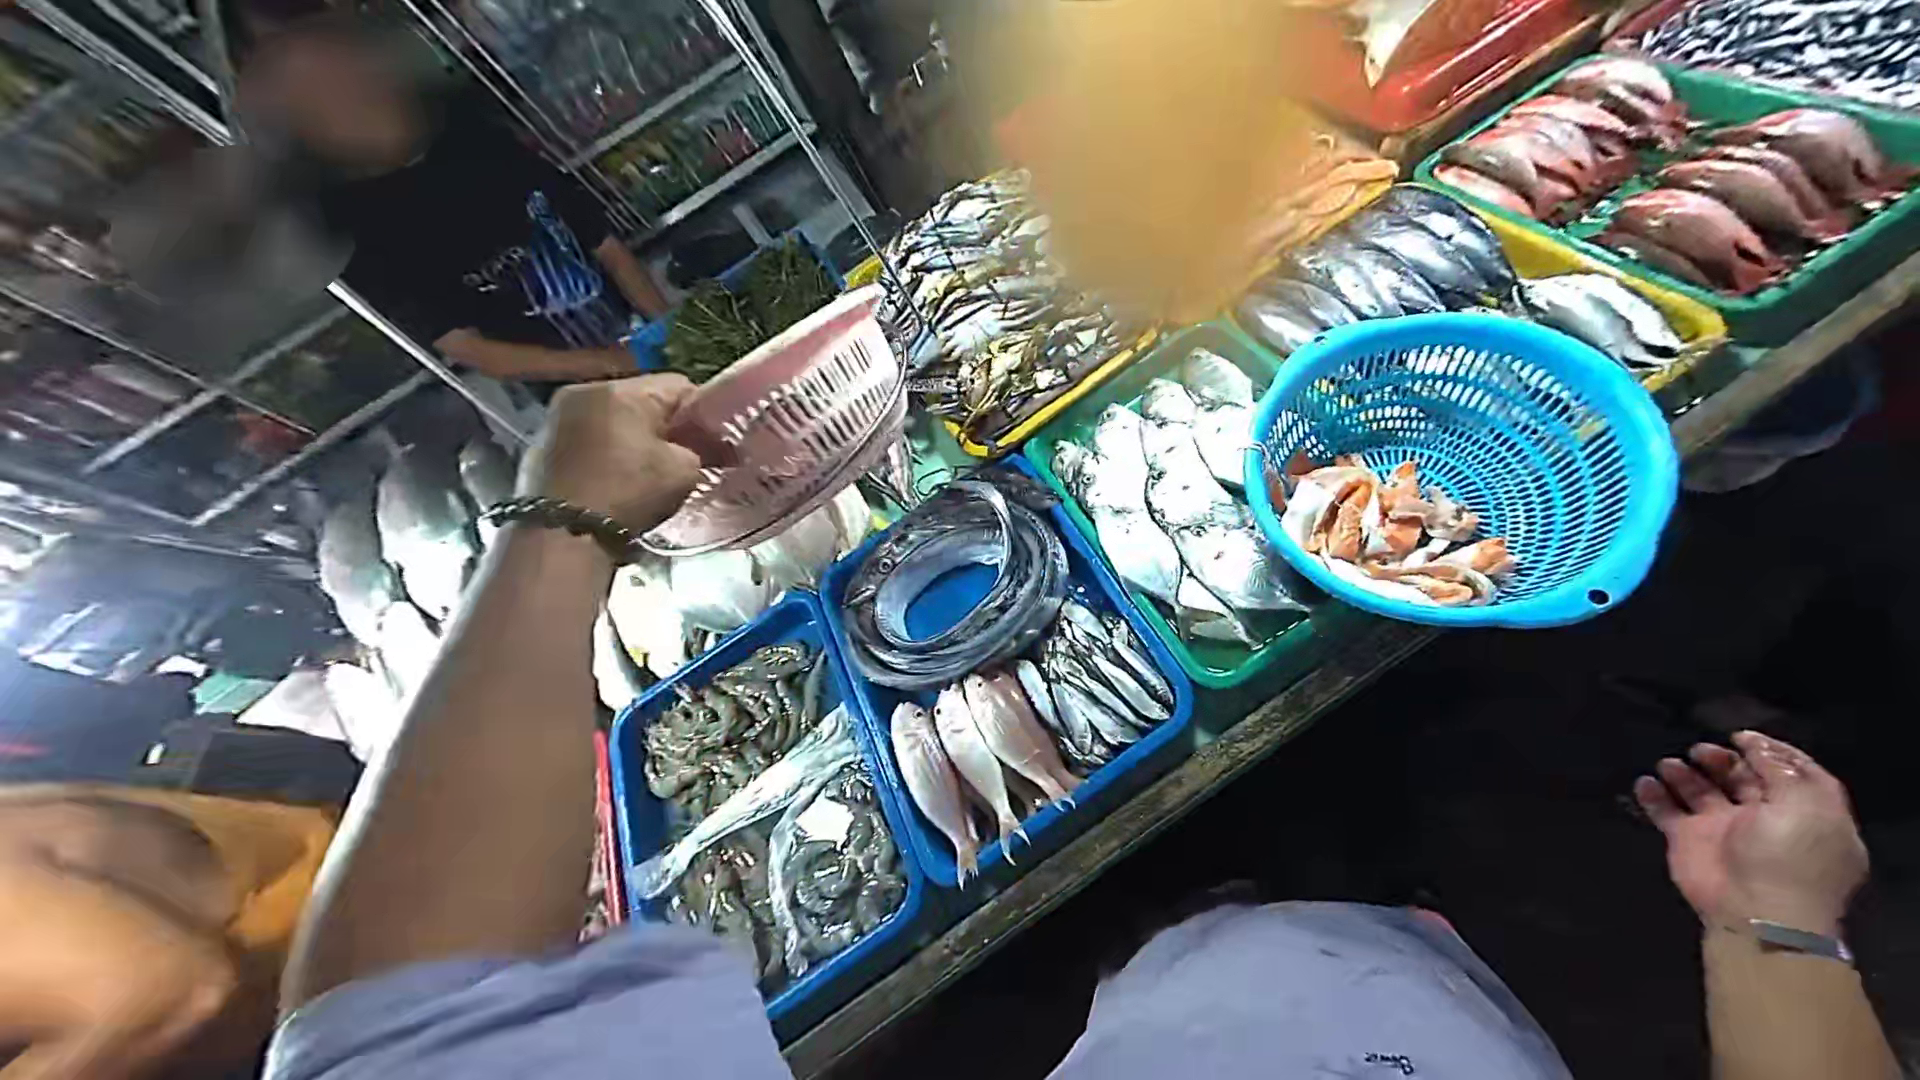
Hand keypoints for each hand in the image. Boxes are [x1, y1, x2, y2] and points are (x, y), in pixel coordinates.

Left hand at [518, 374, 700, 531]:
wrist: (564, 532)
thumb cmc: (630, 492)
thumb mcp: (685, 471)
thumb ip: (700, 449)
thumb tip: (704, 447)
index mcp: (625, 391)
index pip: (680, 385)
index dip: (702, 413)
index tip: (710, 441)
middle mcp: (587, 389)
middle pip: (643, 399)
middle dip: (665, 424)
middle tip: (682, 456)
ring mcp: (559, 414)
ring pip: (614, 416)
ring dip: (634, 436)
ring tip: (647, 468)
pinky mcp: (543, 440)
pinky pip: (591, 435)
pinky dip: (608, 449)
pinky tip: (616, 477)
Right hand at [1634, 731, 1867, 935]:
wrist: (1753, 908)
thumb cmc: (1788, 857)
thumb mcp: (1805, 810)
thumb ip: (1782, 773)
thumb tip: (1752, 742)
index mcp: (1804, 814)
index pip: (1793, 774)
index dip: (1772, 751)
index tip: (1741, 734)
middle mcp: (1764, 819)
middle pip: (1742, 778)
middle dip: (1721, 760)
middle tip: (1701, 751)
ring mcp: (1721, 829)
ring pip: (1699, 790)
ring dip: (1683, 773)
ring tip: (1670, 765)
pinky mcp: (1686, 838)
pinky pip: (1663, 809)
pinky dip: (1652, 794)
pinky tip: (1646, 783)